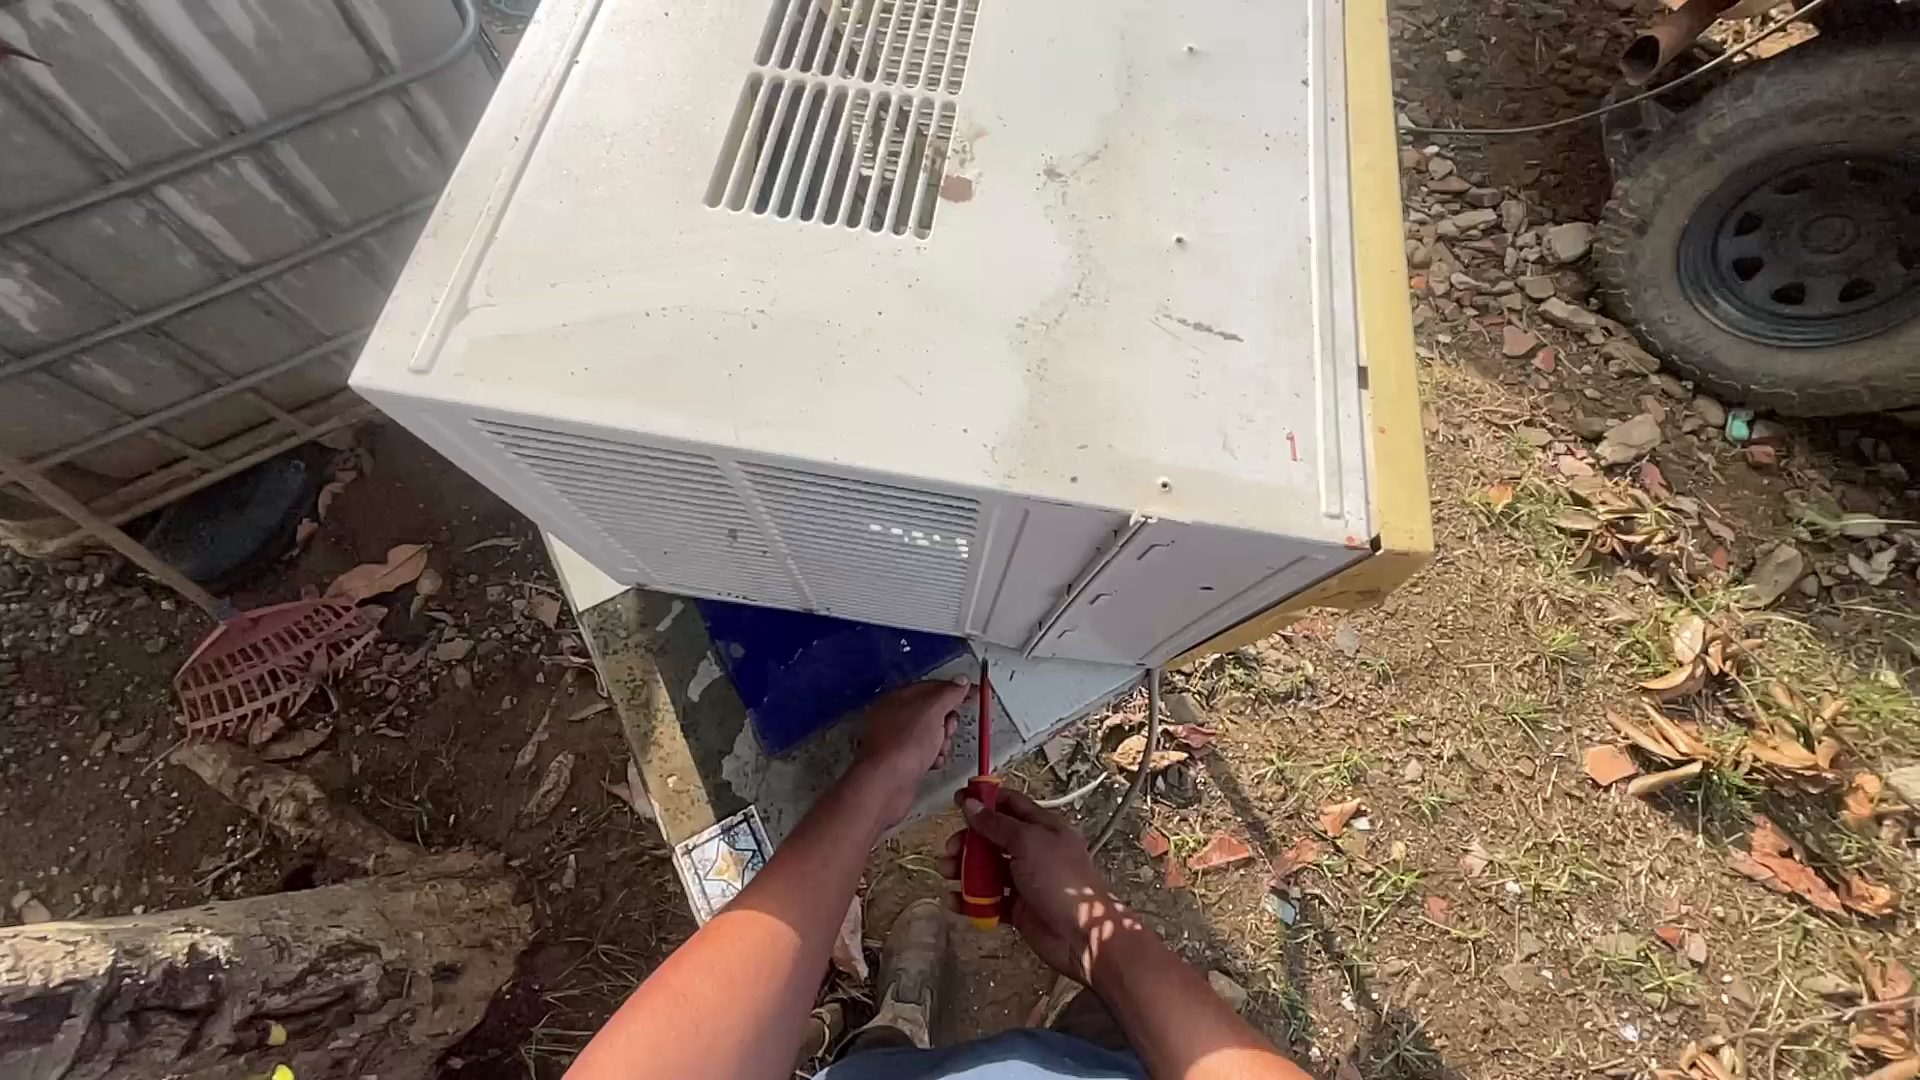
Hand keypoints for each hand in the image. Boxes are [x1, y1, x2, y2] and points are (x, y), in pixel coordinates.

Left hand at [849, 678, 969, 826]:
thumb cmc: (907, 742)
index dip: (954, 689)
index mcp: (897, 698)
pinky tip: (933, 763)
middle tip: (946, 730)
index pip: (931, 686)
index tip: (974, 693)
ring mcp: (897, 741)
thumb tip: (962, 680)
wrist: (886, 785)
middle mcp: (894, 717)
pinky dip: (933, 757)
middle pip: (932, 712)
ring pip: (931, 734)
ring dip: (942, 742)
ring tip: (938, 750)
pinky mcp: (902, 762)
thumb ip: (949, 694)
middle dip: (946, 721)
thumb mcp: (932, 711)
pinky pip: (925, 754)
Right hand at [941, 789, 1145, 984]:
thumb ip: (996, 824)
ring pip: (987, 869)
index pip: (1009, 804)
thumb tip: (971, 804)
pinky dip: (971, 900)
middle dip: (968, 840)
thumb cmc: (1061, 880)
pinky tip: (954, 901)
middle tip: (949, 849)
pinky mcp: (1018, 908)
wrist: (1084, 936)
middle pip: (993, 838)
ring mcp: (1025, 880)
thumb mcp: (1028, 842)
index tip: (958, 800)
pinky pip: (989, 900)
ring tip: (946, 873)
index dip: (984, 800)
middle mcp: (1033, 850)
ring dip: (964, 869)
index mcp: (1042, 826)